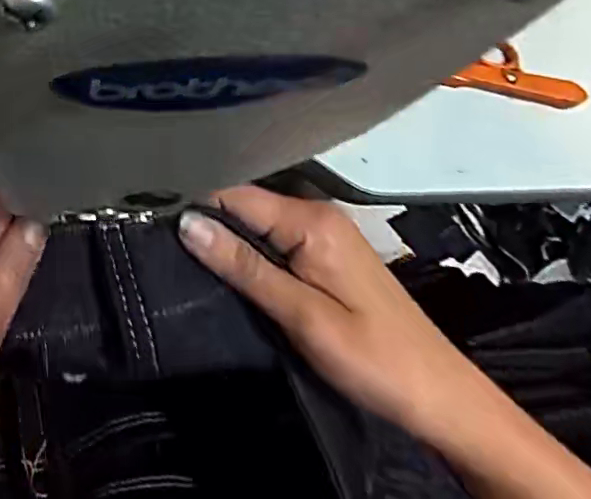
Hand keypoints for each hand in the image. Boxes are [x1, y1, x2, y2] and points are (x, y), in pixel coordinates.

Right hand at [180, 186, 590, 498]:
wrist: (444, 398)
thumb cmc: (375, 359)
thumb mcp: (304, 317)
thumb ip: (244, 266)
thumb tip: (186, 222)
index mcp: (311, 219)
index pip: (234, 192)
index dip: (192, 196)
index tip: (146, 203)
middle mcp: (315, 212)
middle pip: (243, 199)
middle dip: (202, 209)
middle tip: (152, 220)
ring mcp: (322, 229)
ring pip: (255, 215)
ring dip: (221, 225)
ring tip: (174, 232)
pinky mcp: (325, 250)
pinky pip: (271, 232)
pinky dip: (244, 240)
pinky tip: (220, 251)